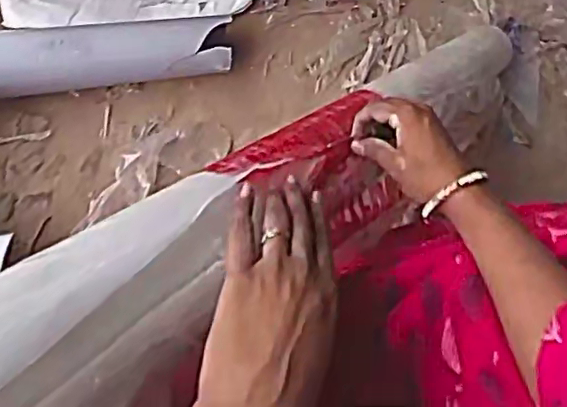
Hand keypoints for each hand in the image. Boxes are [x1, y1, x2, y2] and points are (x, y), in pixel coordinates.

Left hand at [197, 179, 337, 406]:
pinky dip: (242, 211)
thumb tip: (316, 289)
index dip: (317, 214)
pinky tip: (244, 196)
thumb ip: (320, 305)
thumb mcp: (321, 340)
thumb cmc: (291, 387)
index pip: (323, 239)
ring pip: (275, 224)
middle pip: (299, 225)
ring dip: (273, 201)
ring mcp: (271, 271)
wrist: (255, 406)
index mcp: (325, 288)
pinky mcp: (240, 279)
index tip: (315, 196)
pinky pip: (242, 235)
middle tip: (291, 183)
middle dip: (295, 200)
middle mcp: (302, 271)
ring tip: (271, 186)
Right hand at [349, 97, 470, 206]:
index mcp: (407, 113)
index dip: (361, 120)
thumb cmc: (424, 176)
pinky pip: (408, 115)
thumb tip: (357, 143)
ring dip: (383, 121)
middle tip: (361, 140)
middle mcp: (418, 107)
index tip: (354, 139)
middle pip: (387, 104)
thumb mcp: (395, 164)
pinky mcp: (433, 123)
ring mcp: (427, 114)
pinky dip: (396, 124)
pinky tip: (390, 141)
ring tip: (373, 142)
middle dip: (371, 119)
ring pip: (398, 109)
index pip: (375, 107)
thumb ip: (374, 149)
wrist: (457, 187)